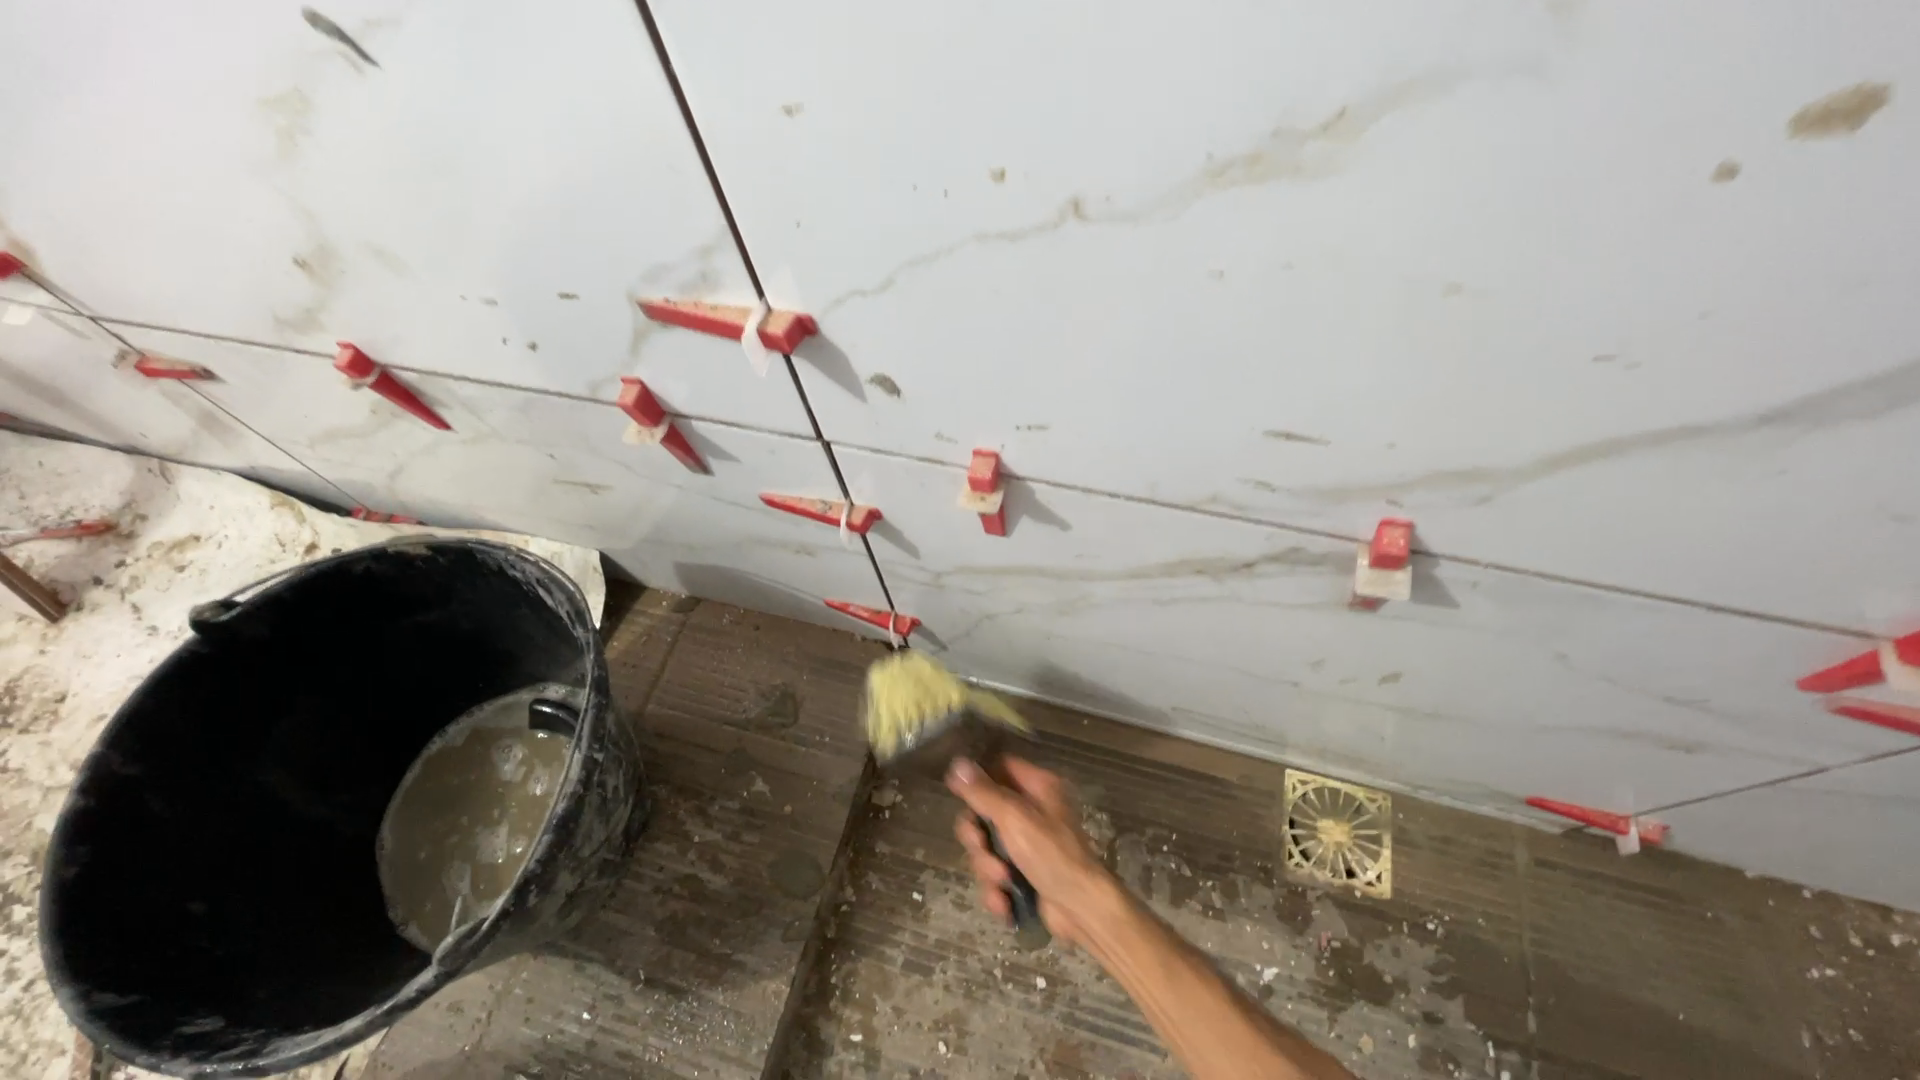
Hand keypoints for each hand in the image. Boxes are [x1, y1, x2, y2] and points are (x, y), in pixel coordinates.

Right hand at [948, 756, 1116, 946]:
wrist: (1081, 909)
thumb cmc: (1052, 854)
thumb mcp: (1014, 818)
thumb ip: (983, 792)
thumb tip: (957, 763)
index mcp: (1038, 788)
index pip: (1000, 769)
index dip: (979, 783)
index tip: (963, 799)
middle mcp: (1032, 811)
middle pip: (984, 813)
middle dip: (978, 839)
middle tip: (982, 848)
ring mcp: (1027, 845)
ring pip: (985, 848)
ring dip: (987, 868)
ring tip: (1003, 882)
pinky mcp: (1022, 874)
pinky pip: (994, 874)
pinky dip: (996, 890)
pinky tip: (1004, 903)